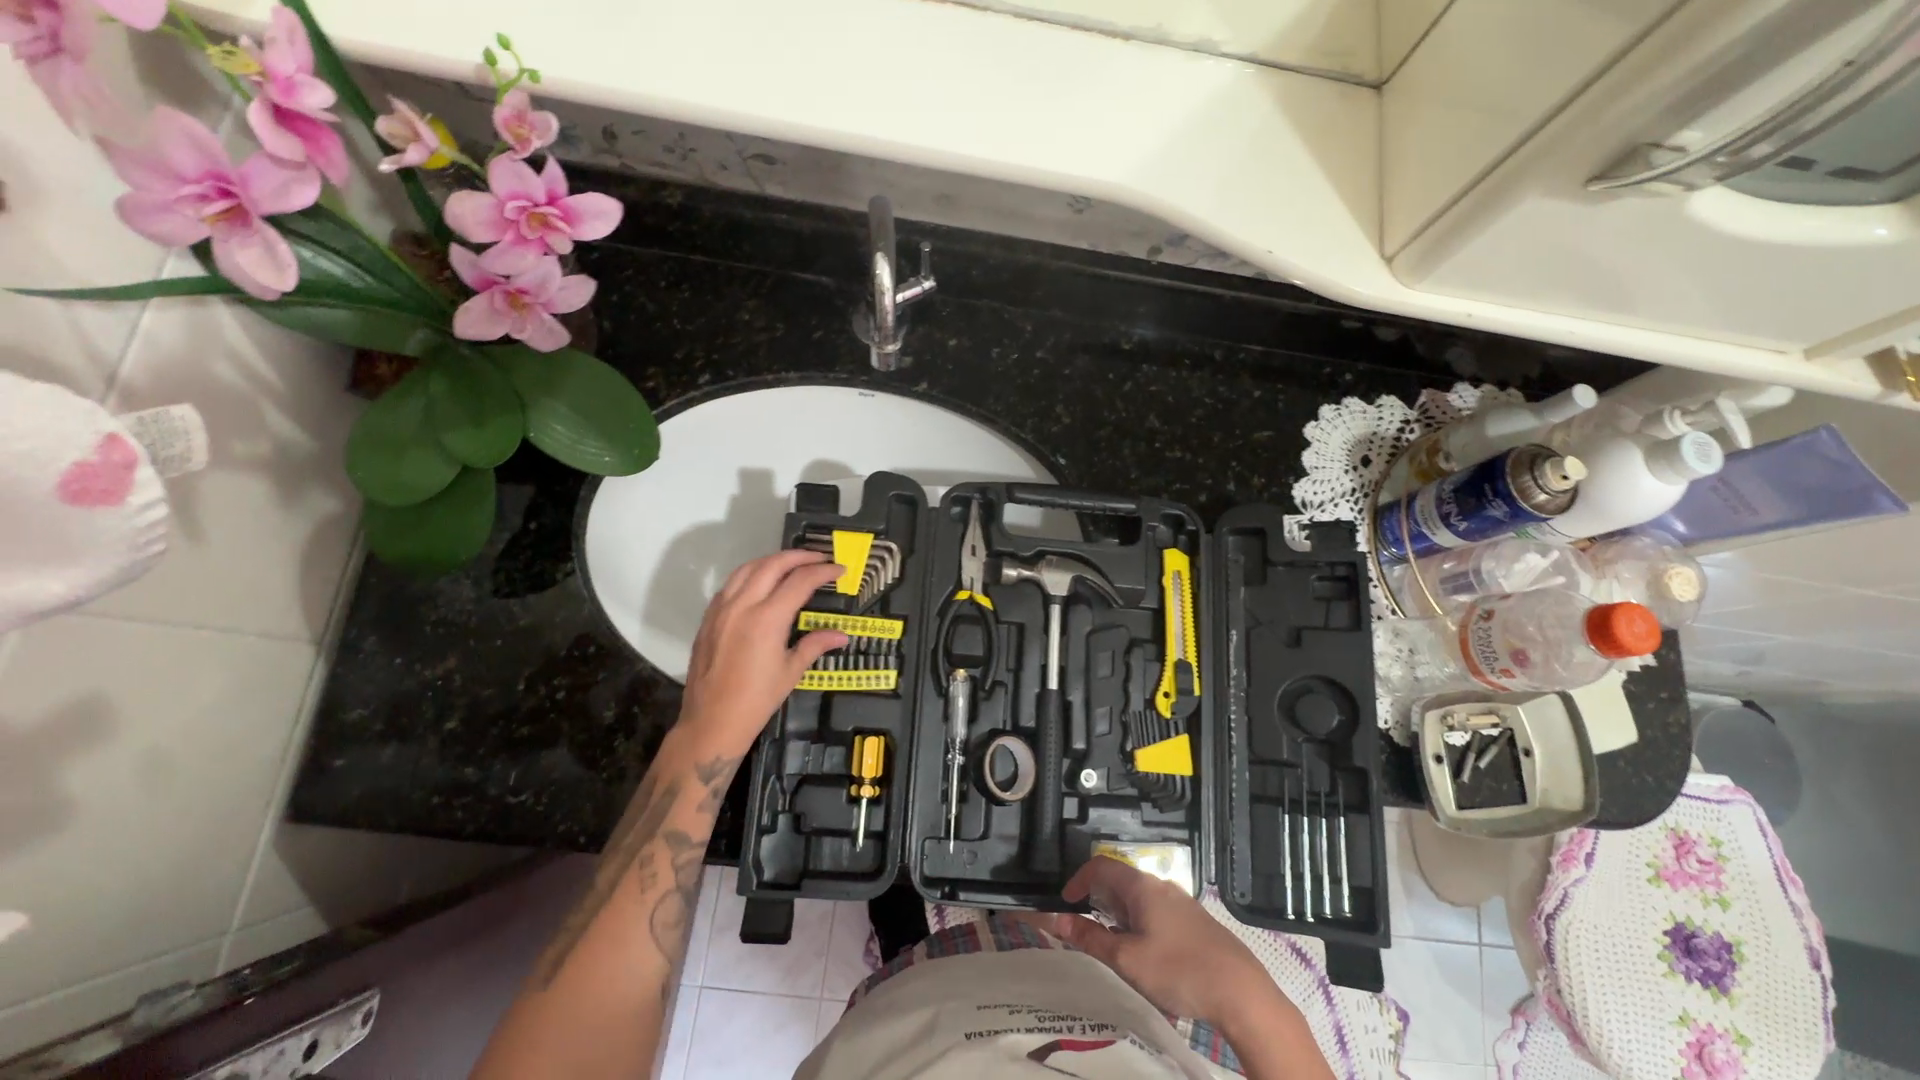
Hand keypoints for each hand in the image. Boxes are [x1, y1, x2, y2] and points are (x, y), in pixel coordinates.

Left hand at [678, 550, 847, 757]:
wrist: (712, 721)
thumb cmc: (757, 700)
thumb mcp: (791, 672)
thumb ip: (814, 645)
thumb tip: (841, 635)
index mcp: (767, 619)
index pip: (800, 581)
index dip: (822, 571)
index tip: (840, 569)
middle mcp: (743, 605)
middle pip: (772, 565)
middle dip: (798, 556)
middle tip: (819, 557)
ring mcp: (722, 609)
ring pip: (747, 569)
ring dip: (772, 560)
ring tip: (791, 563)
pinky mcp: (709, 618)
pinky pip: (731, 584)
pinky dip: (750, 575)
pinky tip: (761, 583)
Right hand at [1021, 856, 1292, 1027]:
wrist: (1241, 992)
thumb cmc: (1178, 970)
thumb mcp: (1126, 958)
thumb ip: (1089, 937)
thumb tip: (1054, 919)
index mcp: (1142, 886)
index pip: (1100, 866)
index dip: (1078, 880)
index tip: (1065, 904)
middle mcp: (1161, 886)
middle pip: (1119, 881)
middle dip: (1096, 900)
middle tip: (1084, 930)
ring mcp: (1181, 903)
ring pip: (1138, 899)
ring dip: (1117, 915)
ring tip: (1111, 946)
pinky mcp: (1194, 922)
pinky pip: (1155, 912)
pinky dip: (1137, 924)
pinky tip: (1143, 954)